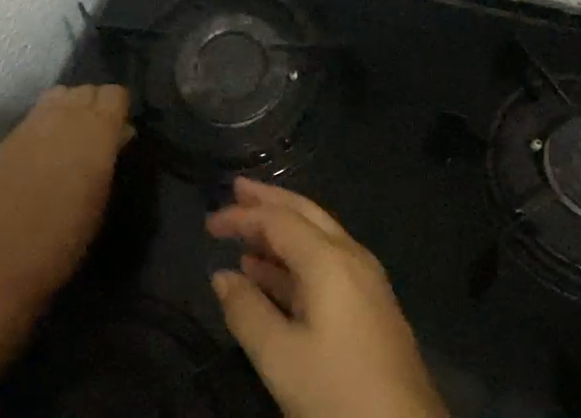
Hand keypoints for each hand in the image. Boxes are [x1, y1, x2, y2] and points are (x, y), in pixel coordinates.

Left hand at [0, 84, 130, 310]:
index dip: (119, 110)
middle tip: (95, 137)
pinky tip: (42, 152)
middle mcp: (64, 119)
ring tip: (68, 138)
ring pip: (60, 94)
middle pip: (87, 90)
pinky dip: (45, 123)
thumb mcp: (102, 198)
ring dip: (69, 108)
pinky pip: (35, 115)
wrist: (4, 262)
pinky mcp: (8, 138)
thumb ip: (111, 156)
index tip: (120, 132)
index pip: (115, 94)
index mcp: (96, 134)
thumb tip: (119, 132)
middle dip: (95, 106)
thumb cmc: (66, 239)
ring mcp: (32, 125)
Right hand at [207, 178, 447, 417]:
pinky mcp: (371, 307)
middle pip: (306, 215)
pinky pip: (328, 265)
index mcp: (330, 261)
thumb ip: (246, 311)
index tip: (209, 221)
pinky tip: (271, 277)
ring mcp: (366, 282)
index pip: (280, 221)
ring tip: (245, 236)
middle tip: (236, 189)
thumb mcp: (279, 357)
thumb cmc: (336, 391)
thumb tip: (221, 276)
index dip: (242, 215)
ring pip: (319, 239)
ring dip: (282, 233)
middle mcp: (353, 258)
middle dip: (270, 201)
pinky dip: (296, 261)